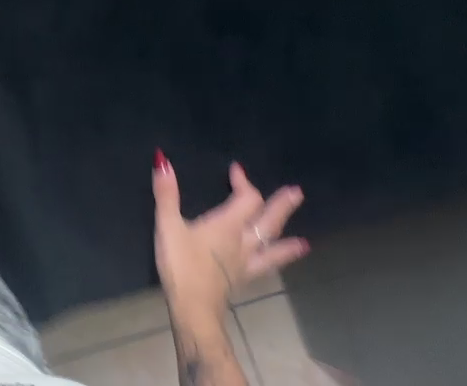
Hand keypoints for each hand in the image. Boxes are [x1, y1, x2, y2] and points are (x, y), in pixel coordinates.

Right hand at [151, 153, 308, 323]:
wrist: (194, 307)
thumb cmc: (180, 263)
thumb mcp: (167, 224)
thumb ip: (166, 193)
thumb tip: (162, 159)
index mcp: (227, 225)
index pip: (246, 199)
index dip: (244, 182)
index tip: (236, 169)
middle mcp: (243, 241)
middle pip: (267, 221)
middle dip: (281, 205)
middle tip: (296, 193)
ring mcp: (247, 262)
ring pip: (272, 245)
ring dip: (286, 238)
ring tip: (304, 240)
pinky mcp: (244, 278)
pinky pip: (268, 265)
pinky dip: (280, 258)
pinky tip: (284, 259)